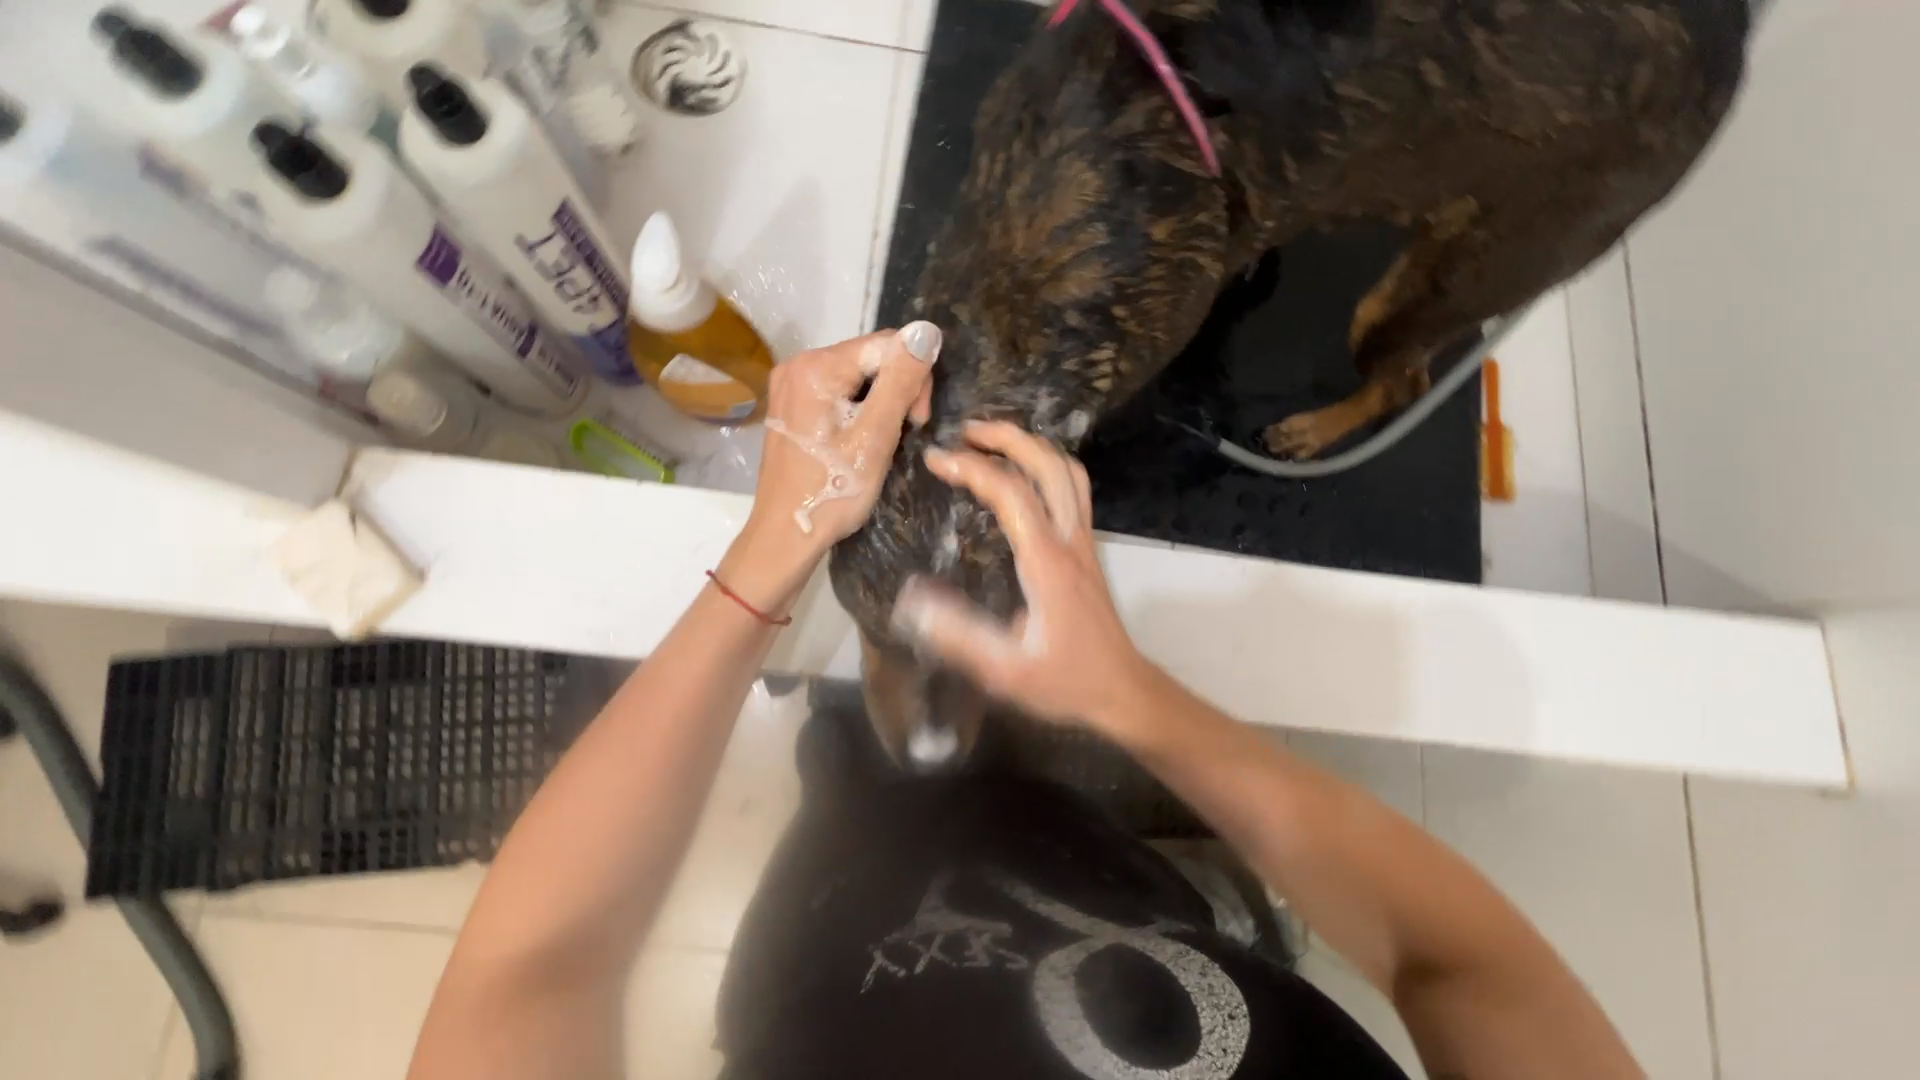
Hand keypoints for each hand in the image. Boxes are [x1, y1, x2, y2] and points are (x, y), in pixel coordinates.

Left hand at [719, 324, 940, 612]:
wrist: (786, 534)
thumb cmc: (833, 490)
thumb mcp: (875, 436)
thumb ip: (901, 380)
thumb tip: (928, 330)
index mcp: (816, 366)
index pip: (886, 345)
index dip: (914, 377)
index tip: (918, 421)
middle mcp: (798, 365)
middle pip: (870, 358)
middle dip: (897, 390)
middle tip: (903, 434)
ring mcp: (790, 386)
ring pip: (857, 377)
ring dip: (880, 403)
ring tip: (880, 442)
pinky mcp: (791, 406)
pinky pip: (838, 393)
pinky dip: (859, 411)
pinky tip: (860, 440)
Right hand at [890, 420, 1153, 734]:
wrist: (1122, 691)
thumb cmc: (1065, 682)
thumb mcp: (1005, 669)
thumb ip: (959, 636)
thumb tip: (911, 601)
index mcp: (1047, 563)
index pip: (1011, 493)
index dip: (971, 468)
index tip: (935, 459)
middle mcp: (1070, 541)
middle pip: (1049, 465)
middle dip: (1007, 437)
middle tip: (966, 431)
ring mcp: (1084, 542)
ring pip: (1068, 472)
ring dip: (1031, 446)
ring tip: (993, 442)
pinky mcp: (1088, 550)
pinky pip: (1074, 490)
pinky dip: (1047, 467)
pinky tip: (1024, 478)